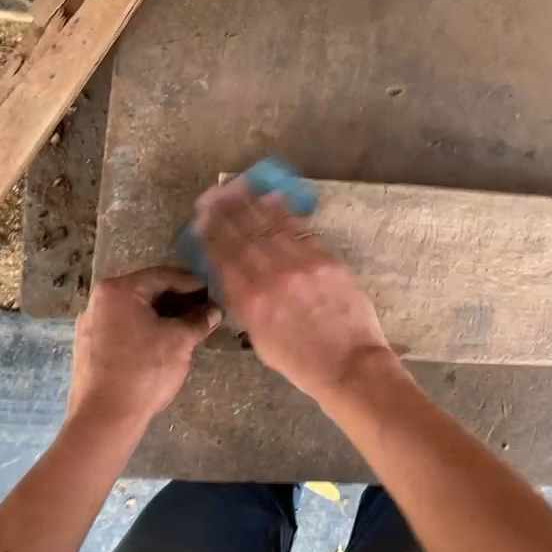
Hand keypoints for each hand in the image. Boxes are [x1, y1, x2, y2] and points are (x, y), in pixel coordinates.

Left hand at [69, 267, 220, 423]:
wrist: (105, 418)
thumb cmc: (144, 369)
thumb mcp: (179, 341)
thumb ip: (198, 320)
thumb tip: (214, 312)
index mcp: (118, 290)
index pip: (162, 276)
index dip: (192, 283)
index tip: (212, 290)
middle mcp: (98, 301)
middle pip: (146, 291)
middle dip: (177, 299)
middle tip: (203, 307)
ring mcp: (90, 325)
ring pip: (133, 311)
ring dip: (161, 315)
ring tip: (187, 325)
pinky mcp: (88, 347)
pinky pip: (122, 328)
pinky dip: (144, 329)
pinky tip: (162, 342)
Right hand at [193, 182, 399, 401]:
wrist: (349, 365)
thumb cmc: (302, 362)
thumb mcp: (260, 339)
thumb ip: (245, 305)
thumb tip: (234, 278)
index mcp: (250, 300)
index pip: (224, 257)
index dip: (211, 233)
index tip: (202, 217)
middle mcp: (271, 276)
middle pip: (243, 235)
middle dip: (226, 211)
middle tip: (214, 193)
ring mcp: (301, 265)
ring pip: (270, 227)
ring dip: (251, 204)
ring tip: (237, 187)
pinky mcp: (326, 260)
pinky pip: (299, 230)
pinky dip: (283, 213)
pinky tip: (272, 199)